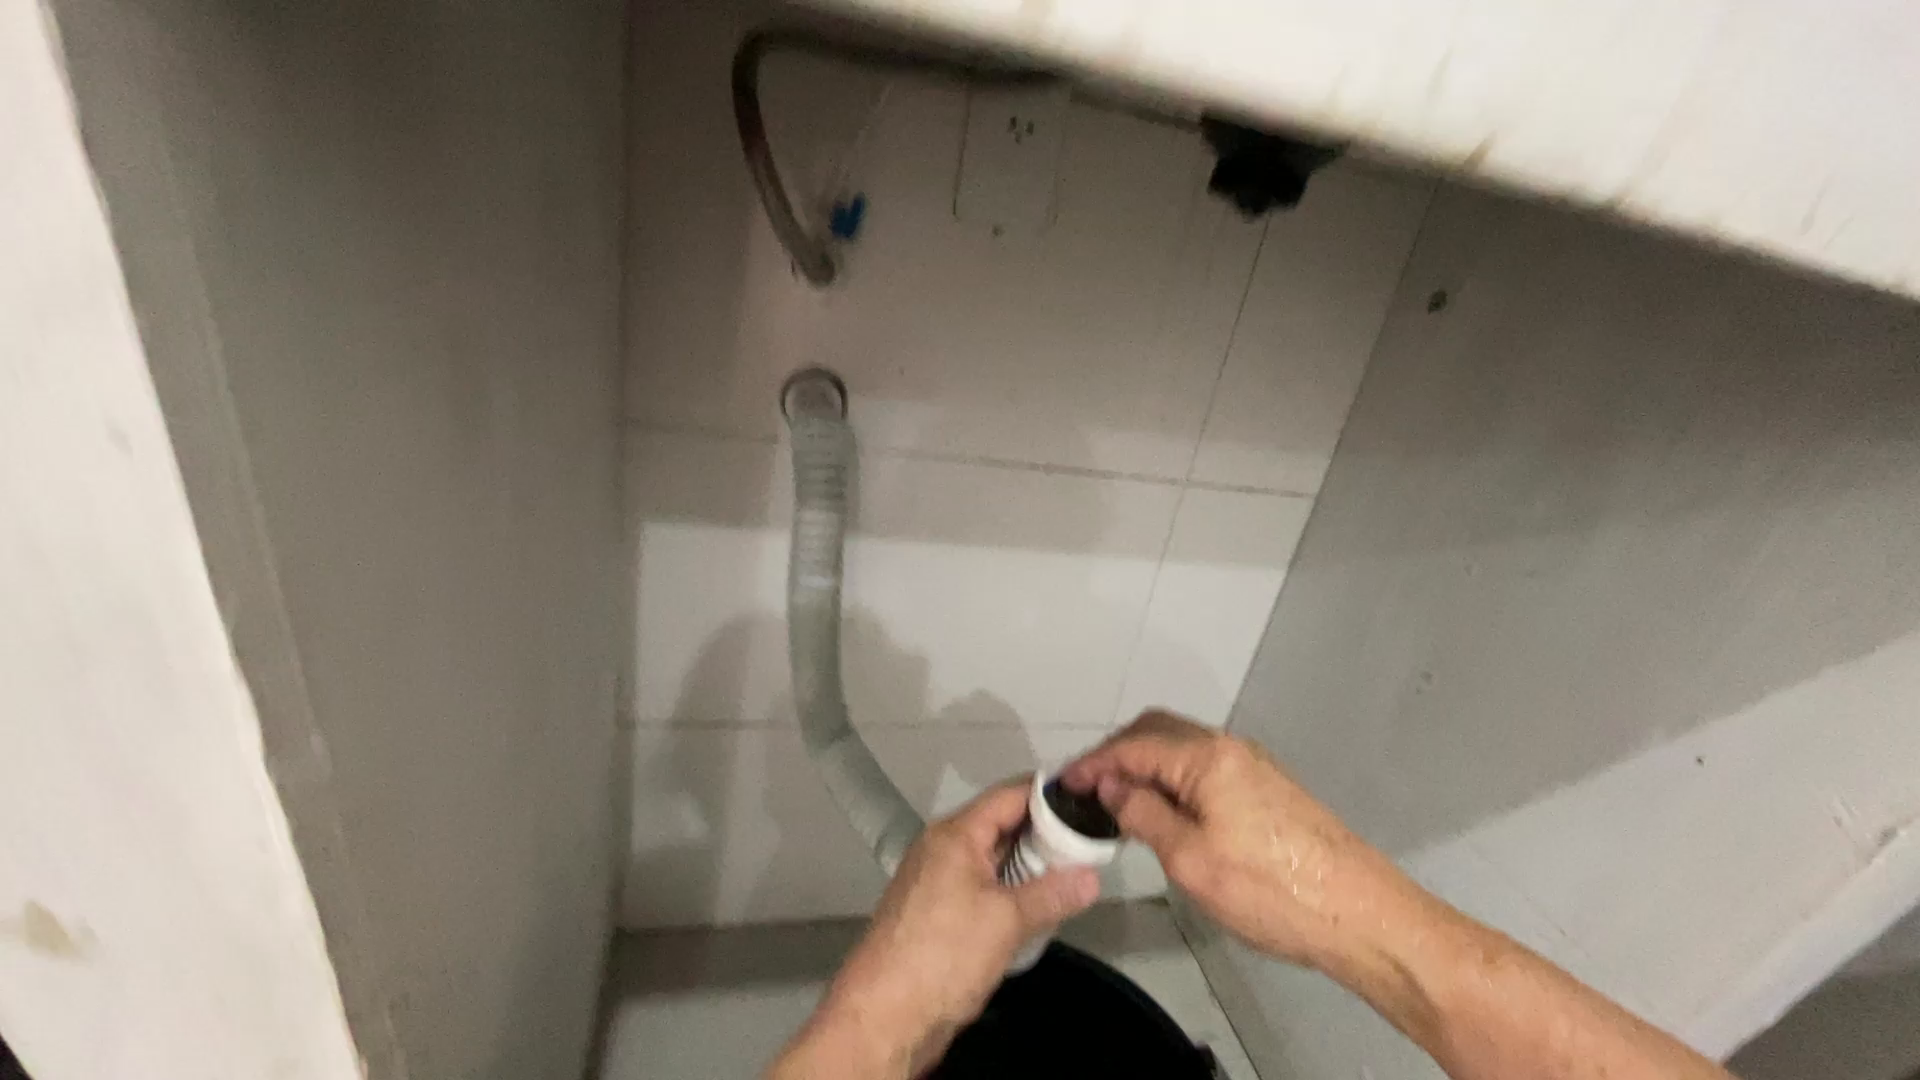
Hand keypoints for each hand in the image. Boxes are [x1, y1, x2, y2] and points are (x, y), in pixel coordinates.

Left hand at [771, 778, 1100, 1078]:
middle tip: (1090, 841)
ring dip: (1029, 867)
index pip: (1009, 796)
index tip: (1086, 797)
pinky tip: (1038, 908)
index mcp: (955, 834)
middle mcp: (943, 848)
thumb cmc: (943, 954)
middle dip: (1044, 834)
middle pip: (1001, 826)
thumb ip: (1052, 894)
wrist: (883, 1016)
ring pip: (993, 860)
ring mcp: (938, 880)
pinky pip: (982, 888)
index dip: (1048, 794)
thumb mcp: (1007, 921)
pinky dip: (1010, 892)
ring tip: (1074, 873)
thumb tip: (1092, 877)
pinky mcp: (937, 912)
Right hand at [1060, 711, 1419, 972]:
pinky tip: (1164, 807)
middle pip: (1158, 731)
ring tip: (1119, 798)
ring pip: (1182, 747)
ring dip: (1146, 764)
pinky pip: (1203, 766)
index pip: (1134, 746)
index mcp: (1207, 757)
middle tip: (1088, 786)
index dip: (1094, 763)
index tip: (1063, 783)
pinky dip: (1172, 777)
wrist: (1363, 914)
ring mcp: (1252, 764)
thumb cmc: (1269, 890)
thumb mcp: (1190, 860)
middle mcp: (1229, 747)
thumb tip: (1111, 787)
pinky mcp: (1266, 786)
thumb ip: (1144, 814)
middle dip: (1118, 753)